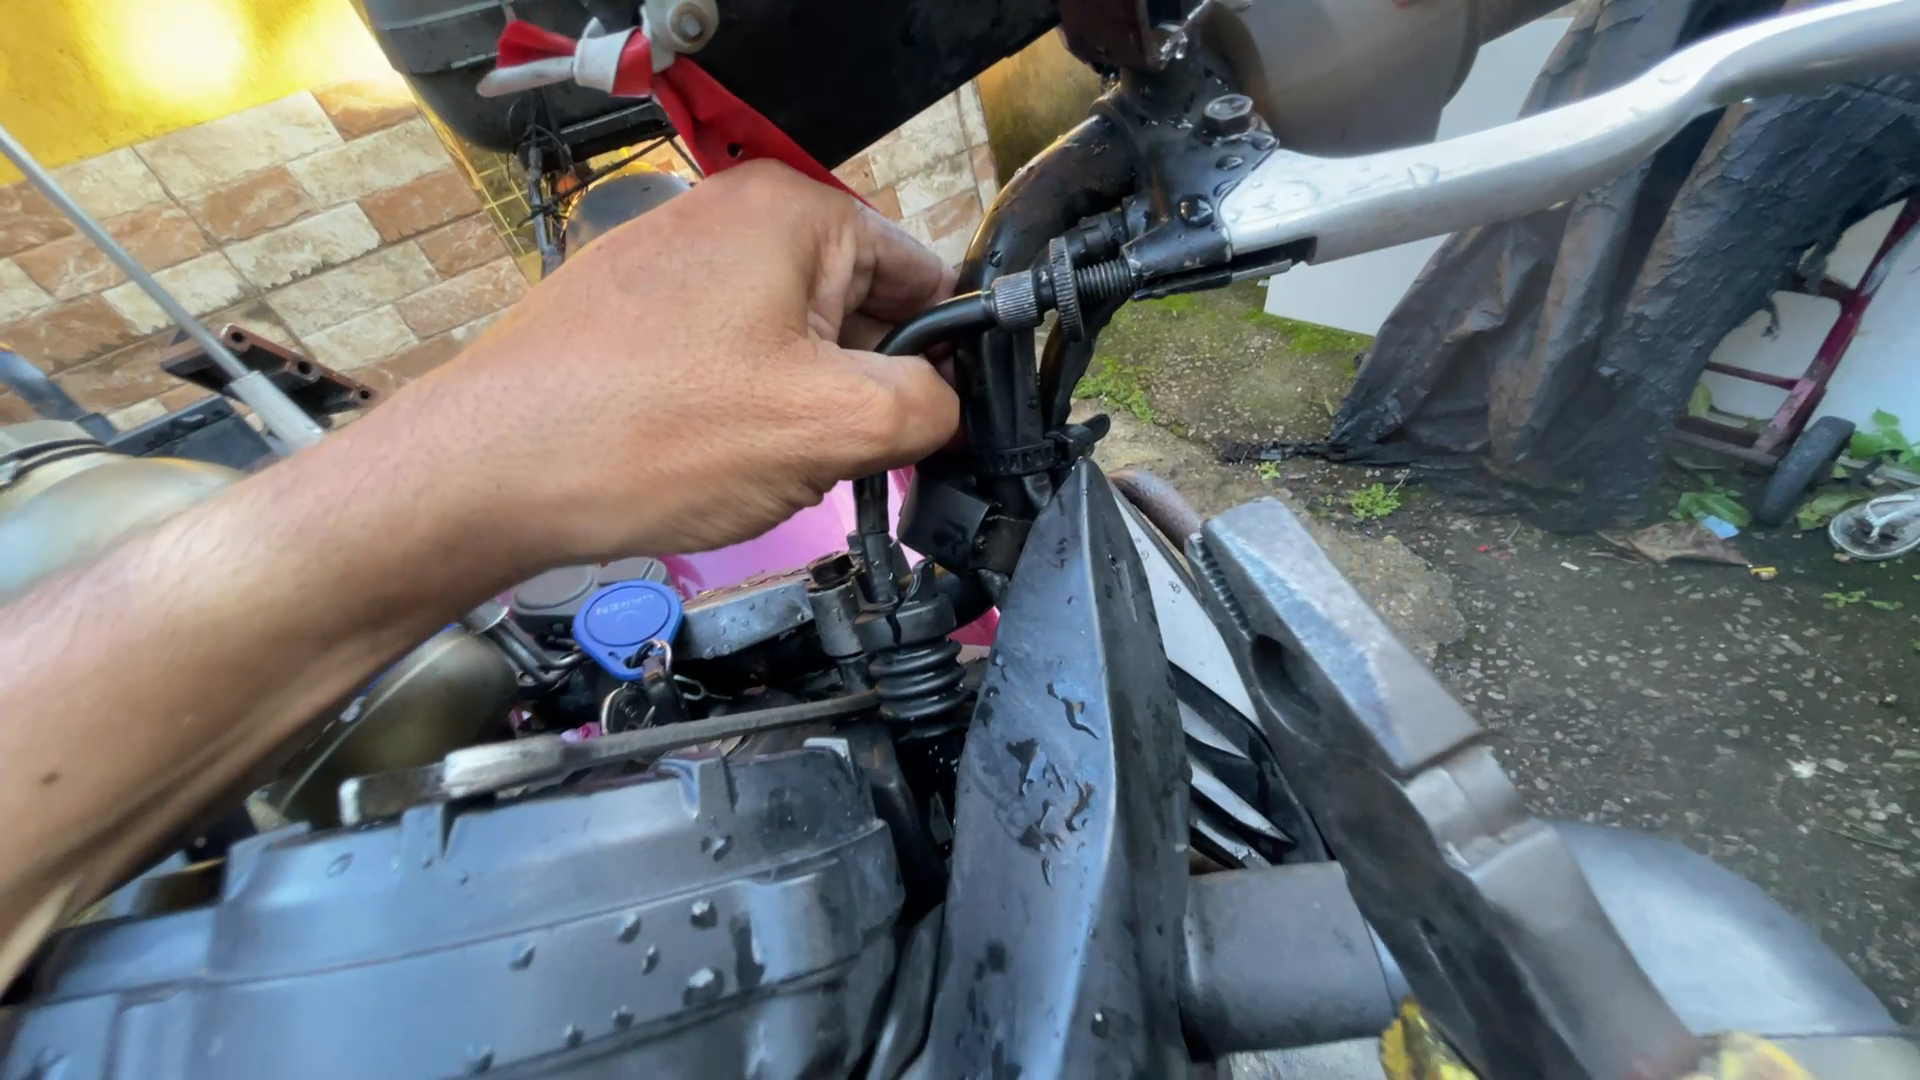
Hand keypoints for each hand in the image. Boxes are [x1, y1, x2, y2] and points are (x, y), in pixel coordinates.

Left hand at [341, 161, 960, 564]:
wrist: (489, 476)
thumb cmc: (663, 434)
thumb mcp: (837, 425)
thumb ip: (930, 406)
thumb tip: (949, 404)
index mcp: (796, 213)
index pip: (922, 275)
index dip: (946, 354)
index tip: (941, 422)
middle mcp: (736, 219)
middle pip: (861, 311)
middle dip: (873, 389)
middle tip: (860, 458)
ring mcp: (683, 266)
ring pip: (801, 345)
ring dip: (816, 409)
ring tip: (785, 464)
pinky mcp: (645, 317)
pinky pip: (742, 361)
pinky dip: (760, 409)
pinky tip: (734, 455)